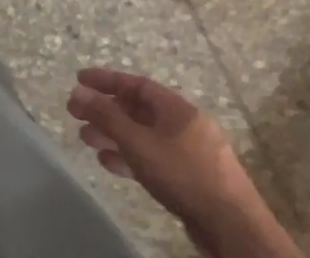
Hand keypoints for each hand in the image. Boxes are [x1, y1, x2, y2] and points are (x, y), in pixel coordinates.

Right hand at [69, 68, 296, 257]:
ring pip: (144, 136)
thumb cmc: (183, 175)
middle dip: (105, 112)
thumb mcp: (137, 141)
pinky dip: (130, 156)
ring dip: (113, 136)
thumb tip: (78, 91)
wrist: (233, 230)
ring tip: (87, 141)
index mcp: (181, 112)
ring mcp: (192, 155)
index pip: (138, 84)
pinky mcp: (192, 178)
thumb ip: (105, 115)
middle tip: (76, 115)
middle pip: (139, 111)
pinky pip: (154, 158)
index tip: (78, 80)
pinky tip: (111, 164)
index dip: (106, 80)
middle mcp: (188, 128)